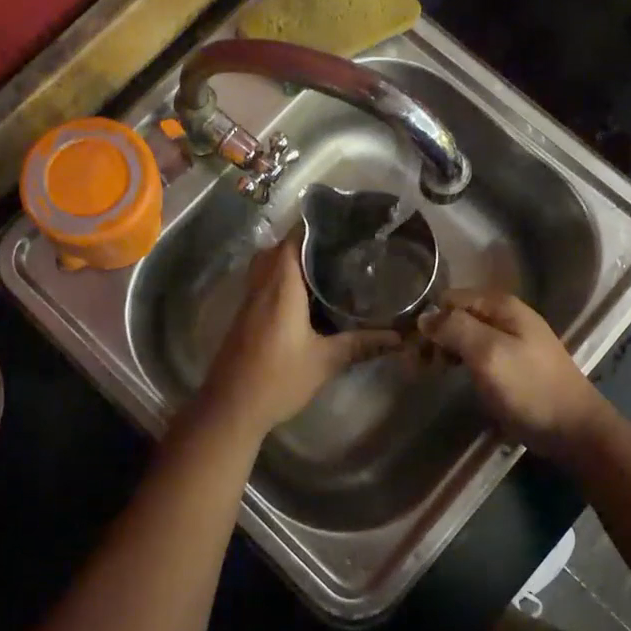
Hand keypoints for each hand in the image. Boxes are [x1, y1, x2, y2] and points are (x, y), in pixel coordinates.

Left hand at [199, 237, 400, 435]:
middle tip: (338, 246)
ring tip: (325, 268)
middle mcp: (261, 286)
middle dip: (305, 243)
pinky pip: (263, 284)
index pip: (293, 239)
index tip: (341, 223)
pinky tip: (305, 298)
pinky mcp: (244, 317)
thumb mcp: (325, 361)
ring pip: (268, 266)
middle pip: (279, 249)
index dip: (314, 226)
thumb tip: (399, 338)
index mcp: (281, 286)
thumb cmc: (278, 378)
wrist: (231, 407)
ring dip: (291, 262)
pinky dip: (282, 280)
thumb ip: (361, 344)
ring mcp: (249, 301)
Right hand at [417, 289, 616, 455]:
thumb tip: (423, 317)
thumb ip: (455, 328)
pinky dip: (459, 361)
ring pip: (463, 335)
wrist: (573, 429)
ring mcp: (509, 339)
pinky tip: (454, 377)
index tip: (415, 350)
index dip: (429, 320)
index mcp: (500, 305)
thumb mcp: (488, 353)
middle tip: (420, 367)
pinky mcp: (510, 362)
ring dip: (443, 350)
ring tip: (430, 374)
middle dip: (434, 337)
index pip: (448, 299)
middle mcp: (504, 315)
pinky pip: (475, 352)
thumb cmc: (529, 388)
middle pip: (455, 315)